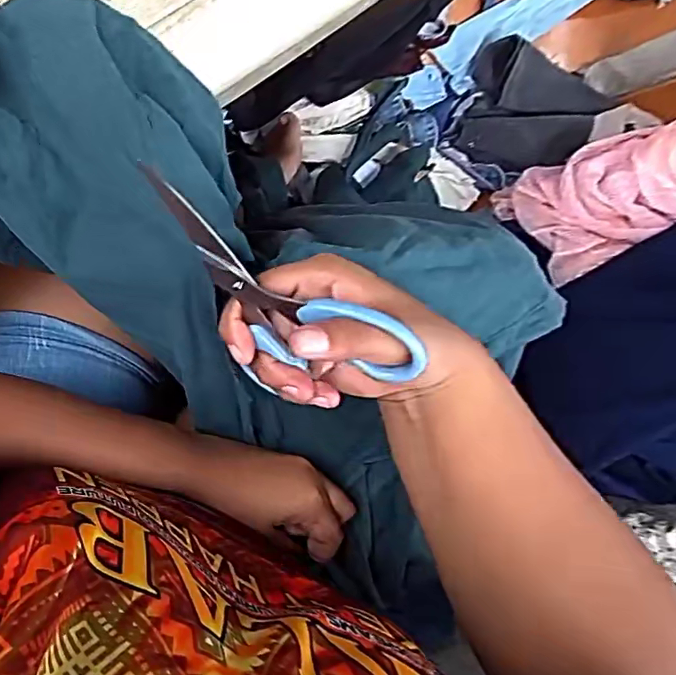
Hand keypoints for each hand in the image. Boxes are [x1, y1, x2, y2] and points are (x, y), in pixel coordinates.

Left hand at [175, 433, 354, 560]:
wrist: (202, 464)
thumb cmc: (230, 504)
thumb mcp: (261, 534)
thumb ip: (288, 547)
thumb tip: (299, 554)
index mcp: (313, 500)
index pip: (335, 534)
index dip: (324, 553)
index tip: (309, 561)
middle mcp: (316, 479)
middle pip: (344, 510)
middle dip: (330, 528)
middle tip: (305, 543)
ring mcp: (303, 464)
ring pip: (330, 493)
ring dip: (319, 511)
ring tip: (289, 526)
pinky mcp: (289, 457)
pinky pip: (313, 481)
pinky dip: (308, 496)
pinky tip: (282, 507)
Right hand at [219, 253, 490, 406]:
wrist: (432, 373)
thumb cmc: (420, 341)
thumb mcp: (387, 338)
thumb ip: (345, 336)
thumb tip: (299, 341)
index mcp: (321, 277)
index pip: (260, 287)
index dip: (243, 319)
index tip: (246, 354)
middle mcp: (305, 298)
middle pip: (255, 326)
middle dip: (268, 363)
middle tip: (299, 386)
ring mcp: (303, 327)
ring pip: (264, 354)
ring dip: (283, 381)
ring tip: (318, 394)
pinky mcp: (306, 355)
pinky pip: (281, 373)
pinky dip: (296, 391)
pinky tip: (327, 397)